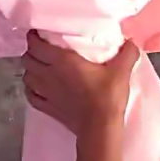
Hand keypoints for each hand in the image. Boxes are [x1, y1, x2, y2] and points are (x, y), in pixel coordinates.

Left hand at [23, 32, 139, 139]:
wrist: (100, 128)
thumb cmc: (107, 97)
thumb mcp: (121, 71)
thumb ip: (127, 53)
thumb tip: (132, 41)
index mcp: (63, 61)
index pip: (36, 44)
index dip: (34, 36)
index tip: (40, 32)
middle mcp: (49, 74)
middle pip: (27, 58)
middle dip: (32, 51)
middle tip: (43, 49)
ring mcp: (45, 92)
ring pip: (27, 75)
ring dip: (31, 69)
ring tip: (42, 67)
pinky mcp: (47, 107)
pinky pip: (31, 95)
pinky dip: (32, 89)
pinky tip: (39, 88)